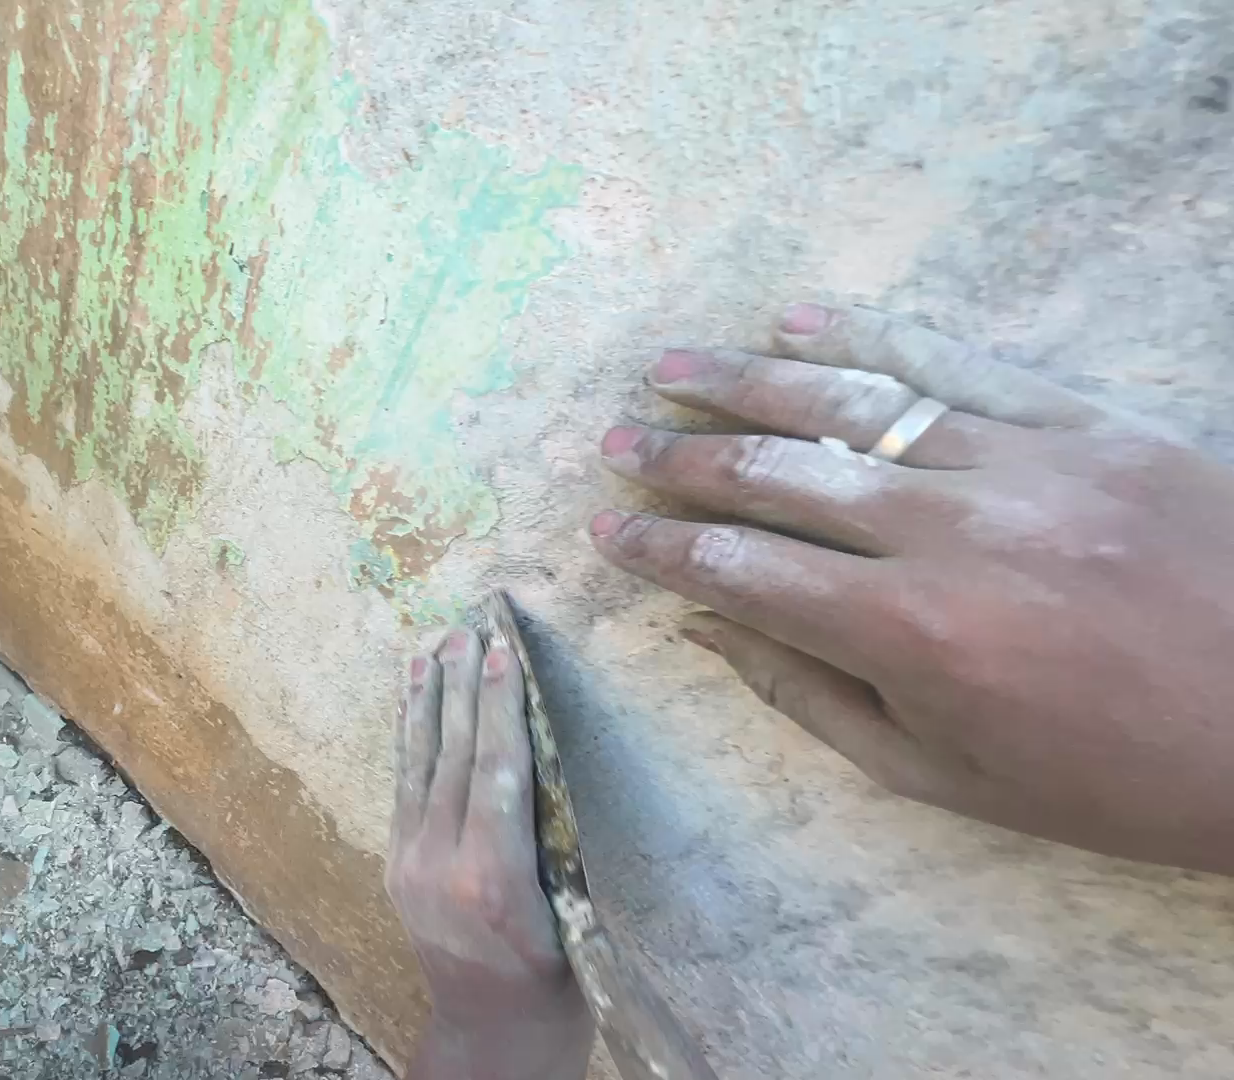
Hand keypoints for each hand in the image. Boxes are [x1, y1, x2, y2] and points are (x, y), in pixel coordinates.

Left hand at [388, 629, 594, 1079]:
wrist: (487, 1039)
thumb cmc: (554, 984)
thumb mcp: (571, 912)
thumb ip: (546, 834)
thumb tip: (529, 750)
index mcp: (493, 877)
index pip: (496, 767)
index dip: (498, 703)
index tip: (499, 648)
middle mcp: (438, 859)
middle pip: (453, 753)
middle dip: (460, 685)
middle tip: (463, 626)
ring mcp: (407, 858)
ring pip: (419, 760)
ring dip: (427, 699)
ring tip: (429, 648)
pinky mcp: (393, 859)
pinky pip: (403, 783)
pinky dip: (409, 736)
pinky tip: (412, 702)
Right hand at [591, 303, 1233, 873]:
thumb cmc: (1113, 776)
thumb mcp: (933, 771)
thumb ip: (798, 690)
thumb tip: (698, 622)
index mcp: (906, 630)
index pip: (734, 567)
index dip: (656, 546)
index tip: (604, 528)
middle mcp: (950, 534)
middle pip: (772, 474)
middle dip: (676, 456)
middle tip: (615, 439)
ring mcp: (1025, 467)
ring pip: (848, 406)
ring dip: (743, 381)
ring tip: (671, 365)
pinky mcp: (1095, 427)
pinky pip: (962, 365)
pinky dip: (871, 338)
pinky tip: (800, 317)